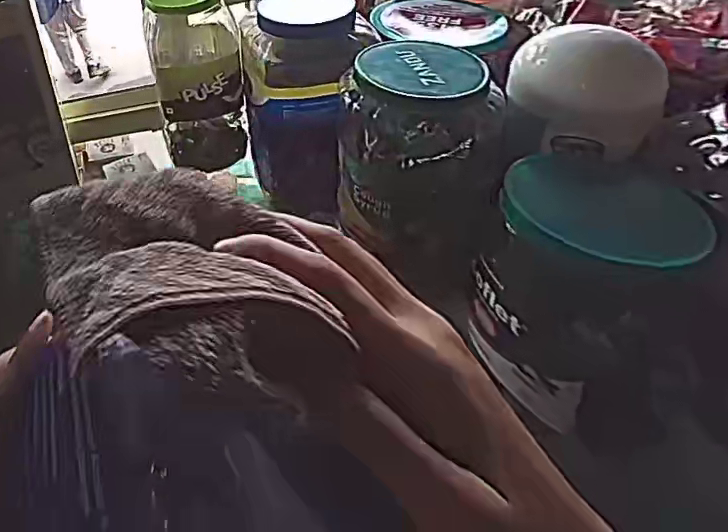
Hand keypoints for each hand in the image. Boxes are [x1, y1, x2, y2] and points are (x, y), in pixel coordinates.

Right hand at [218, 215, 610, 531]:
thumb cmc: (503, 522)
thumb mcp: (437, 494)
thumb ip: (367, 425)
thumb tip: (291, 357)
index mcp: (417, 352)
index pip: (334, 279)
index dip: (277, 254)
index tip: (224, 247)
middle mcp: (421, 322)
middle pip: (347, 251)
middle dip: (289, 229)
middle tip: (234, 225)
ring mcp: (428, 329)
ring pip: (358, 262)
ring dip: (307, 243)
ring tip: (257, 243)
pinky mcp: (428, 345)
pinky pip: (367, 286)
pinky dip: (326, 269)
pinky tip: (306, 285)